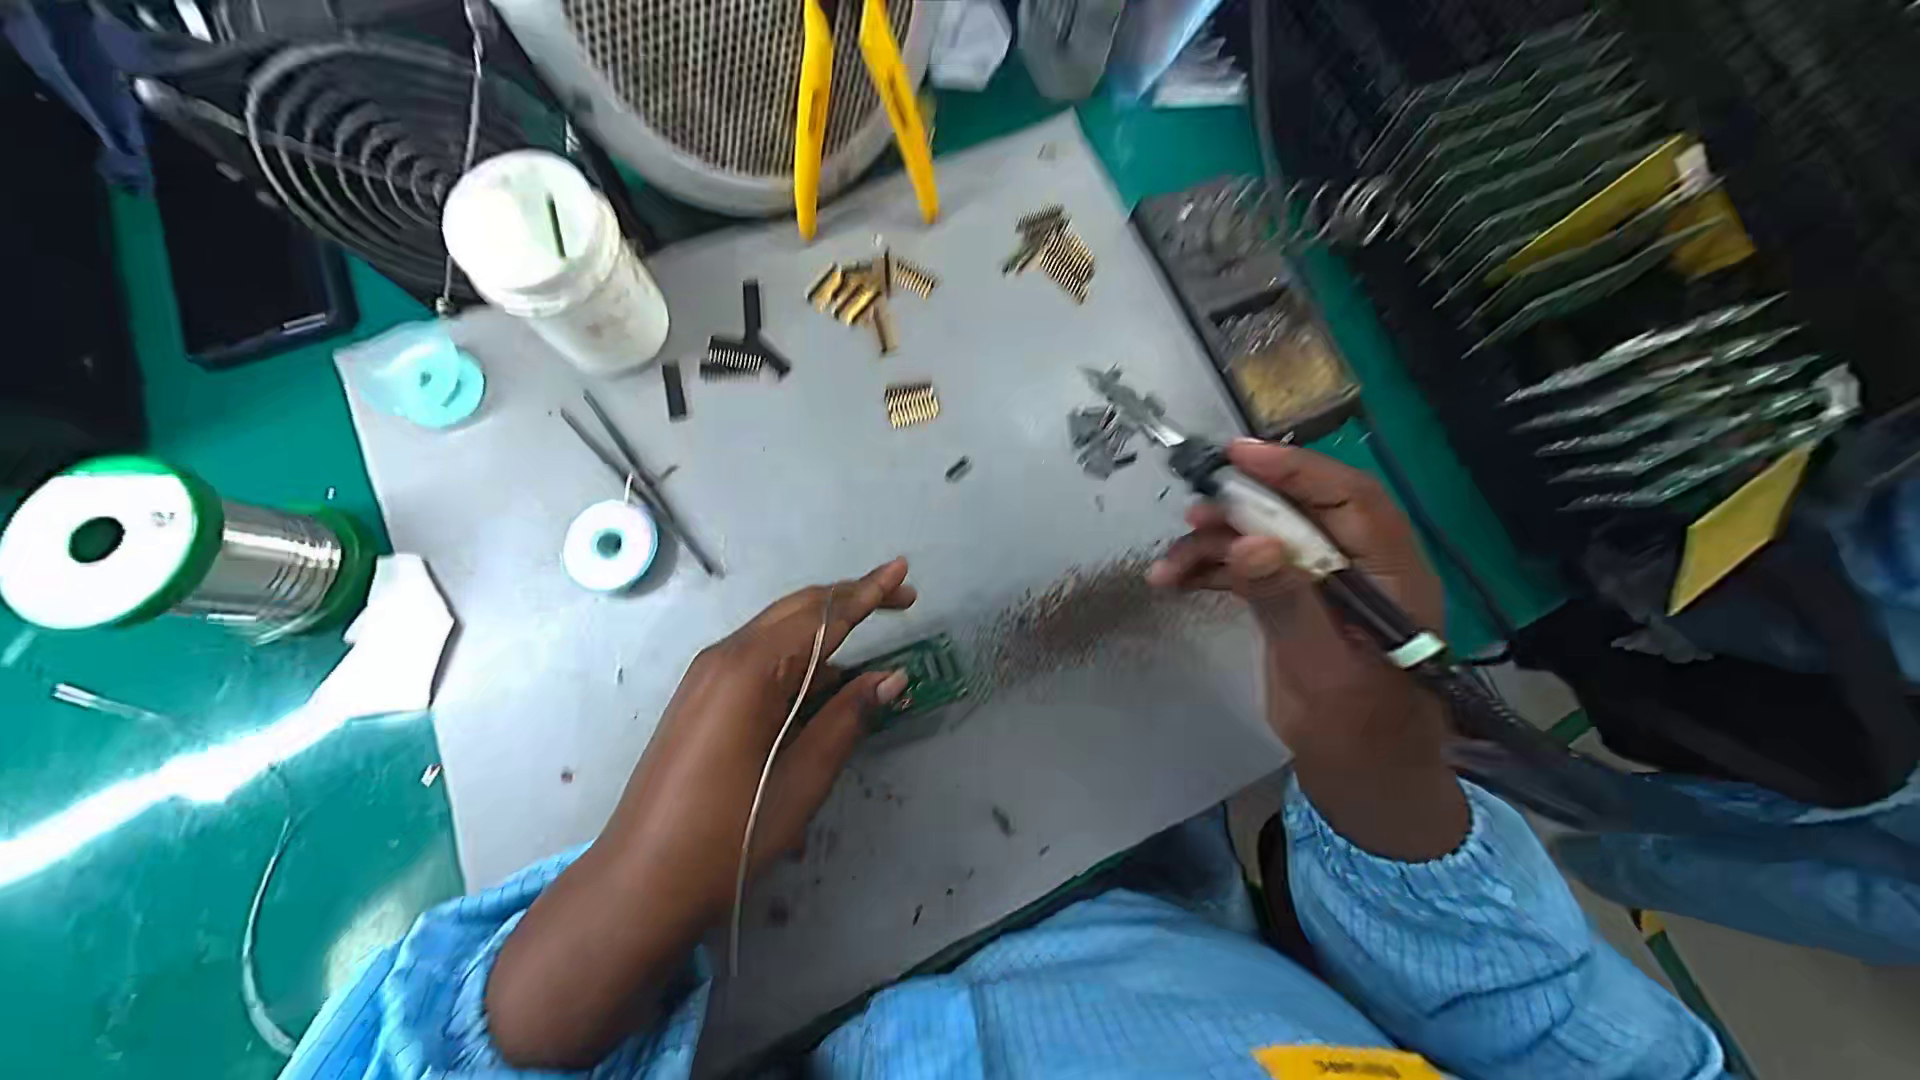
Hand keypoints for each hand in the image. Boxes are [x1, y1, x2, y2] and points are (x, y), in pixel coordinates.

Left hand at [603, 556, 917, 915]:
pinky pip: (761, 659)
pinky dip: (800, 660)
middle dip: (851, 600)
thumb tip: (892, 676)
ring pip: (780, 633)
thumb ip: (849, 717)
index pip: (823, 615)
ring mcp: (708, 675)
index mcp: (751, 670)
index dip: (869, 592)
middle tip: (902, 600)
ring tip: (869, 649)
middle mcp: (725, 657)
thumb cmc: (728, 834)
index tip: (903, 569)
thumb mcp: (803, 778)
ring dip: (826, 632)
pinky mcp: (702, 696)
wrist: (639, 883)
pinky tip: (824, 685)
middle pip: (800, 610)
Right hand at [1148, 441, 1465, 859]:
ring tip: (1168, 565)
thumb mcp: (1321, 670)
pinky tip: (1172, 580)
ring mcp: (1321, 582)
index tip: (1238, 455)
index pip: (1349, 499)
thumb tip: (1250, 543)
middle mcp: (1358, 565)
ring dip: (1213, 545)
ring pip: (1263, 538)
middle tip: (1193, 512)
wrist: (1363, 778)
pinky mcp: (1292, 600)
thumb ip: (1288, 603)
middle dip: (1240, 507)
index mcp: (1390, 574)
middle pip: (1298, 512)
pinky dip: (1209, 571)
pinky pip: (1247, 569)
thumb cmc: (1358, 731)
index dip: (1296, 470)